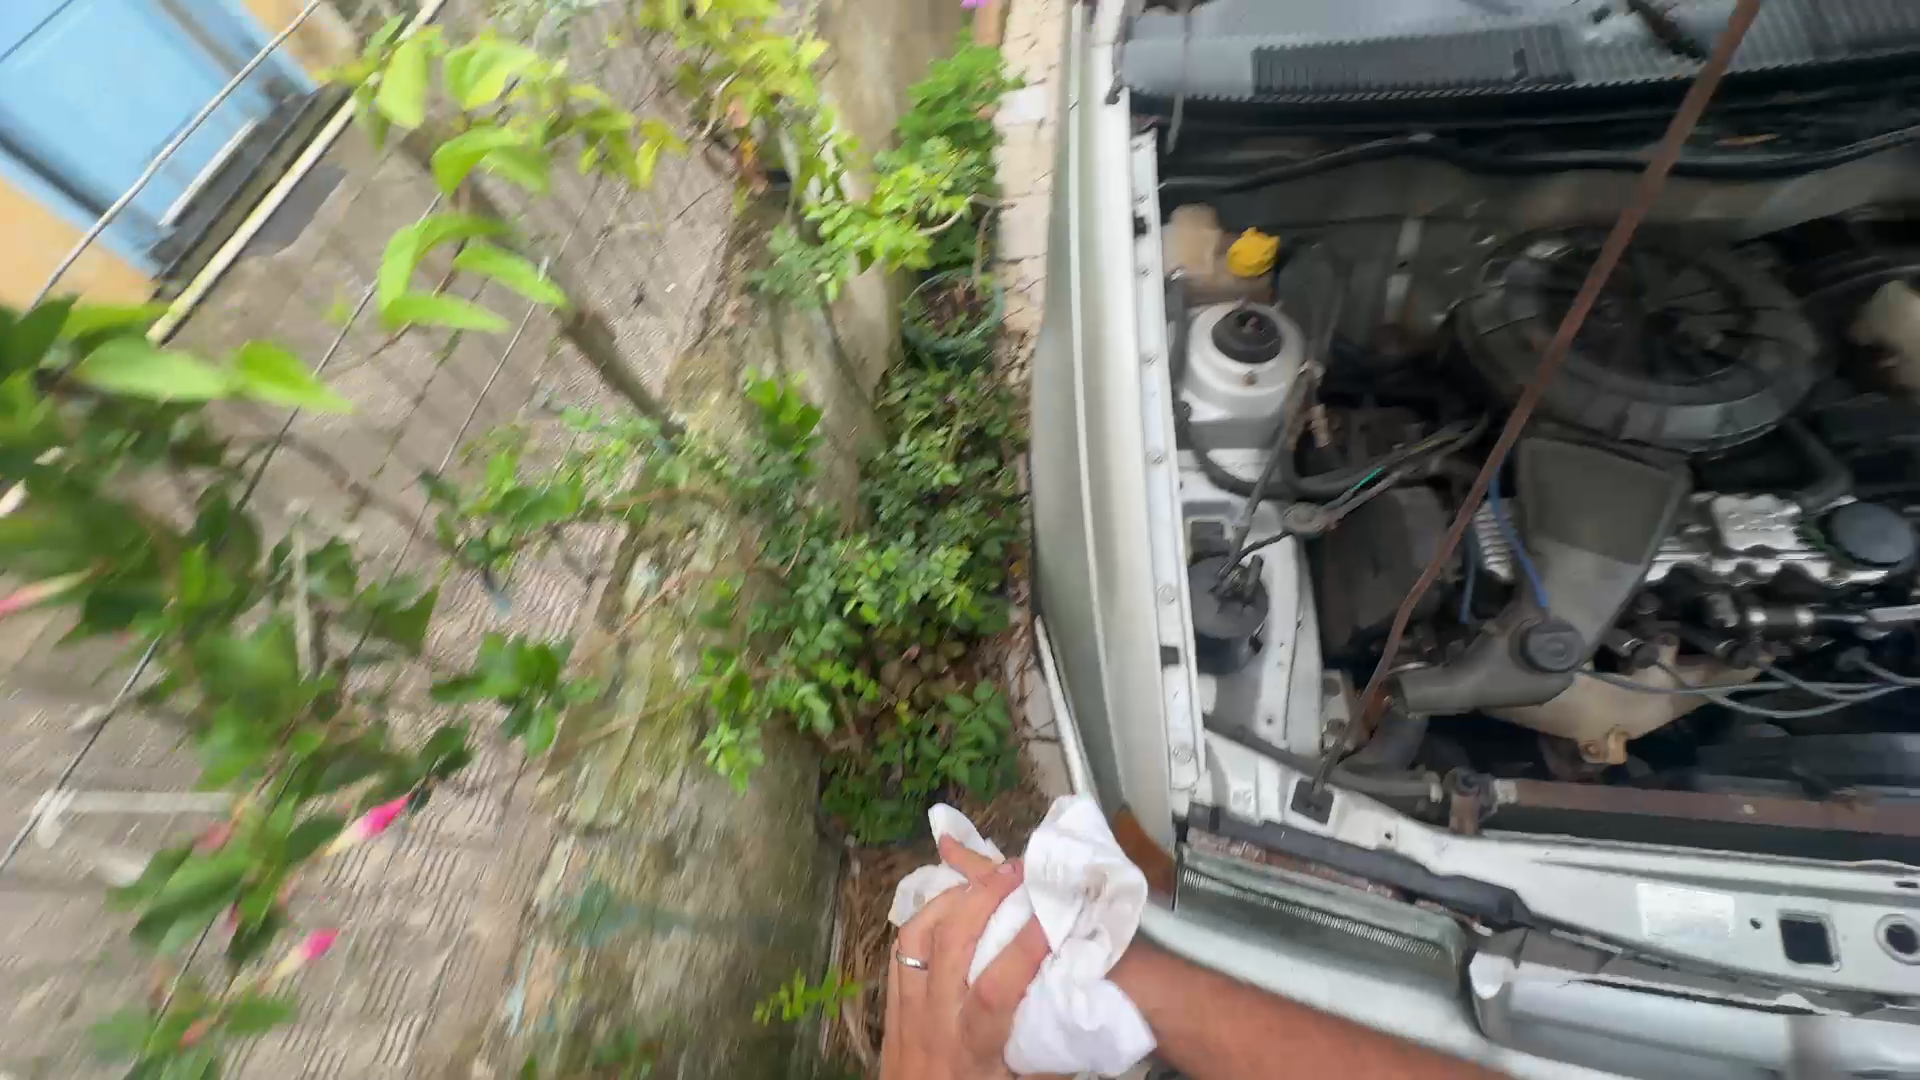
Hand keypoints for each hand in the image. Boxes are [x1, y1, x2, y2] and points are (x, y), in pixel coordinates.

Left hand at [880, 835, 1049, 1079]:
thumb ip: (1051, 1054)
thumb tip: (1085, 1009)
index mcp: (970, 1053)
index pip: (995, 991)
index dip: (1024, 949)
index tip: (1052, 916)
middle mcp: (933, 1024)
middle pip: (951, 943)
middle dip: (984, 897)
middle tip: (1016, 870)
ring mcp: (904, 1012)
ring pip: (917, 935)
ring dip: (950, 898)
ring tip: (980, 878)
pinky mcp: (888, 1008)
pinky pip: (900, 949)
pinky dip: (925, 918)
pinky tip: (948, 906)